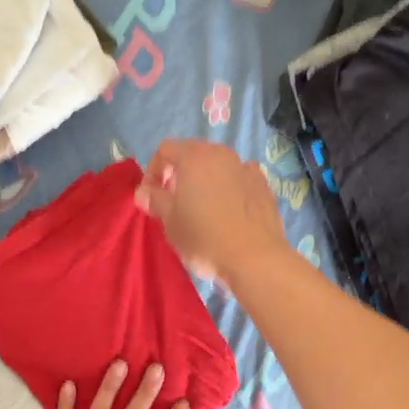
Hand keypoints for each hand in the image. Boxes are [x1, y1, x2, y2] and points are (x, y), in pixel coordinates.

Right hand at [135, 140, 293, 283]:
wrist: (254, 258)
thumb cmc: (204, 239)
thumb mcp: (171, 222)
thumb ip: (155, 201)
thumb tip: (143, 192)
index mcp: (194, 158)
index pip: (166, 150)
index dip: (153, 171)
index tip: (150, 198)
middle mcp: (221, 154)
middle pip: (193, 155)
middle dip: (179, 175)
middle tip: (174, 203)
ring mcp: (246, 168)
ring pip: (218, 167)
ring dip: (205, 182)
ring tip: (202, 209)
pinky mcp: (264, 186)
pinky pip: (239, 180)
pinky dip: (229, 189)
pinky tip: (229, 211)